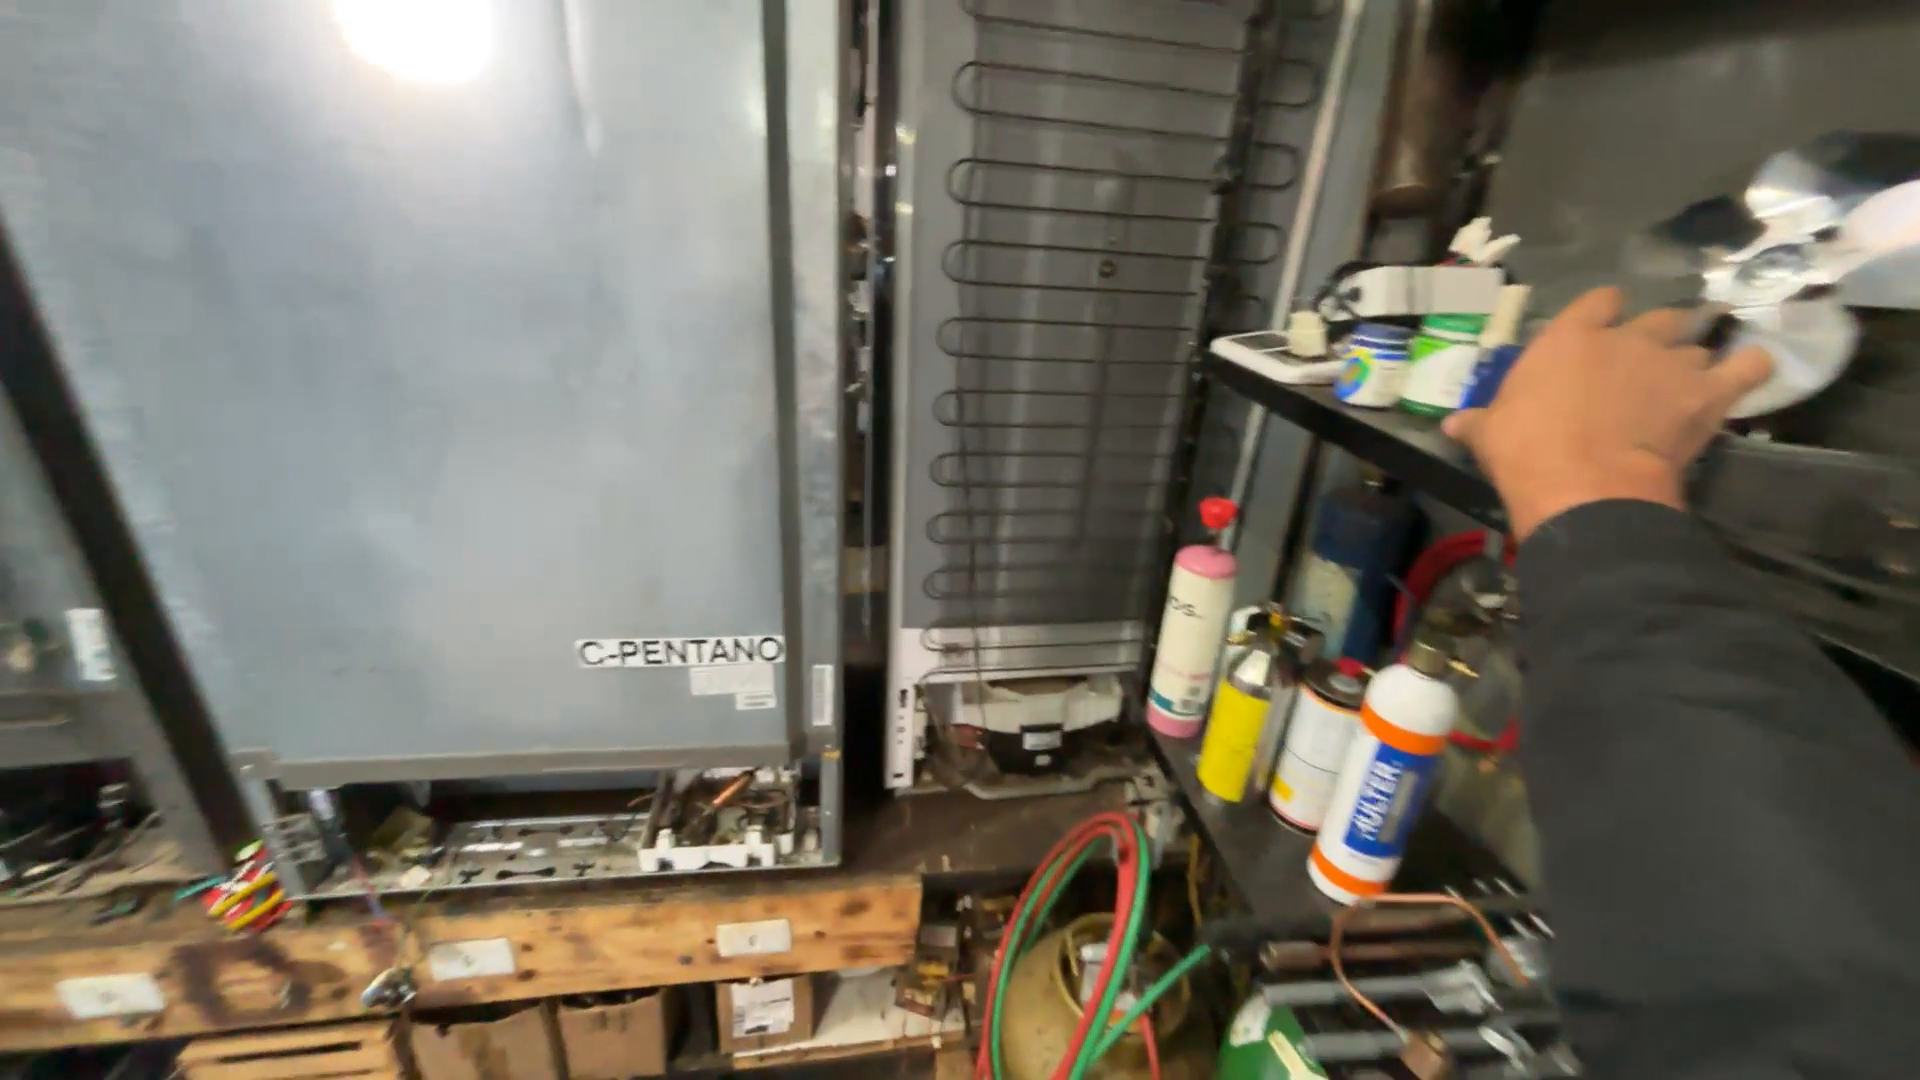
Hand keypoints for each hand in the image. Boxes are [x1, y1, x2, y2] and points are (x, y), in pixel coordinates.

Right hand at [1443, 287, 1772, 539]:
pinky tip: (1736, 380)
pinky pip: (1750, 365)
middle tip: (1639, 365)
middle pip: (1659, 318)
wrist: (1584, 484)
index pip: (1598, 301)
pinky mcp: (1712, 391)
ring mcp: (1675, 362)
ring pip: (1697, 344)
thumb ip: (1476, 422)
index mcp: (1568, 339)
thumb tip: (1451, 425)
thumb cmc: (1524, 450)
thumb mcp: (1487, 434)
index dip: (1600, 314)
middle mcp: (1627, 338)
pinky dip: (1748, 369)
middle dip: (1654, 335)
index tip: (1595, 332)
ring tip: (1680, 385)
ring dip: (1690, 361)